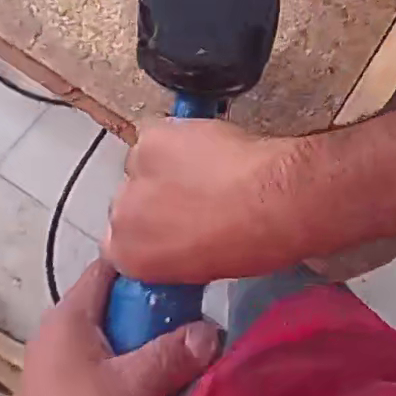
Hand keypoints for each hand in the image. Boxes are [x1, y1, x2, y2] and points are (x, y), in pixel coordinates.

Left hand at [0, 261, 219, 395]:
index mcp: (70, 318)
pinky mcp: (79, 390)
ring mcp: (72, 362)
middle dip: (165, 302)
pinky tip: (172, 377)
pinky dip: (149, 362)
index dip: (152, 255)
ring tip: (194, 344)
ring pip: (128, 330)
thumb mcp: (129, 392)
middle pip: (126, 296)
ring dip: (160, 337)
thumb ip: (174, 354)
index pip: (114, 262)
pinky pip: (123, 358)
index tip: (192, 258)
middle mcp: (68, 331)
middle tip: (202, 308)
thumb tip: (215, 330)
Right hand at [104, 117, 304, 282]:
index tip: (170, 218)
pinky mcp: (155, 136)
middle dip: (160, 194)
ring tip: (211, 166)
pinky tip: (209, 144)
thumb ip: (178, 251)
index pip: (119, 240)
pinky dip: (183, 134)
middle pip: (130, 197)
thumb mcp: (207, 265)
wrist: (276, 201)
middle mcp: (123, 216)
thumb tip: (185, 238)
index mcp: (131, 256)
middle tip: (198, 191)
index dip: (149, 225)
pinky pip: (161, 131)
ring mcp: (137, 172)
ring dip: (169, 162)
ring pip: (145, 161)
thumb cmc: (256, 240)